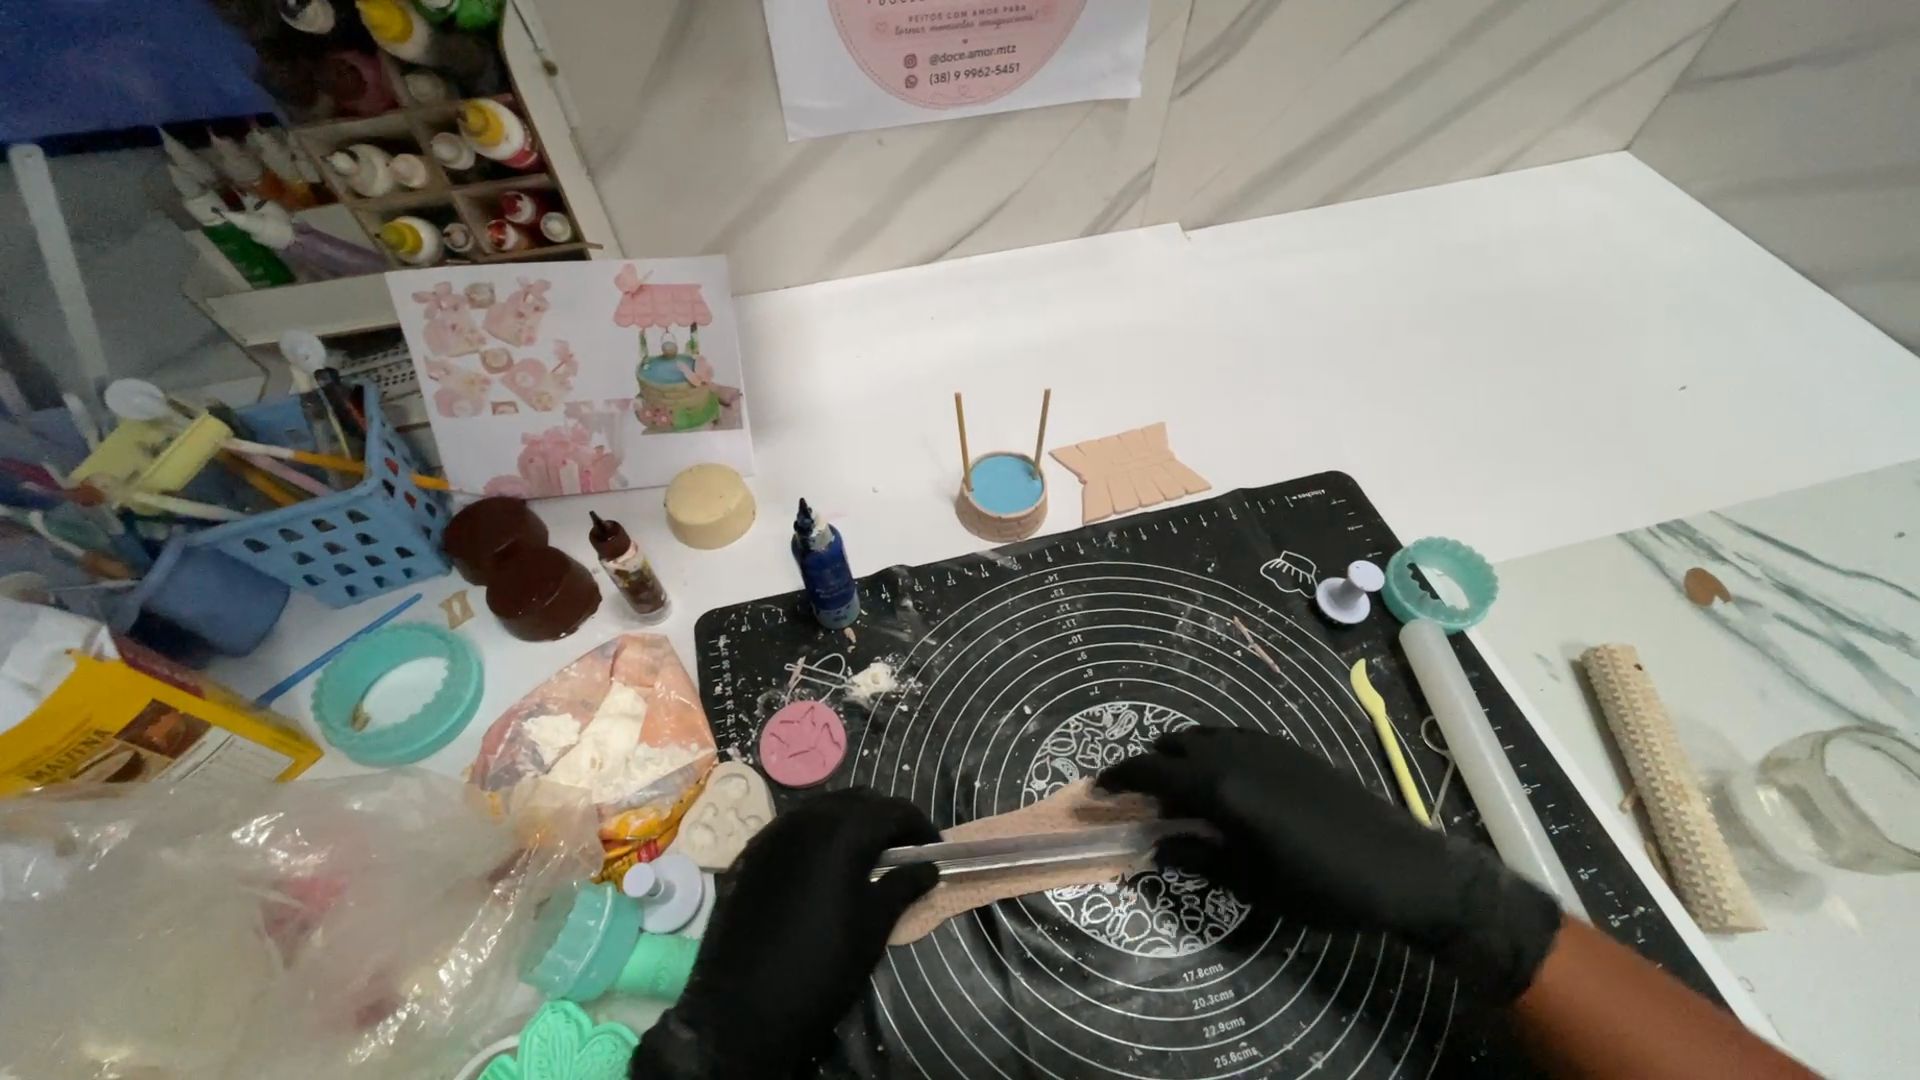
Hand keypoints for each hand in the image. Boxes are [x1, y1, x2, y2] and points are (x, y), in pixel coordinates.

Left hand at [631, 788, 938, 1079]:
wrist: (743, 1008)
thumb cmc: (822, 964)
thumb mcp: (874, 925)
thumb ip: (904, 886)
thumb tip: (928, 868)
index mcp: (844, 831)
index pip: (894, 810)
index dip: (920, 825)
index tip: (934, 848)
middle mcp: (808, 818)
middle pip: (859, 801)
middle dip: (885, 819)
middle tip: (902, 850)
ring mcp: (775, 831)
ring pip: (824, 808)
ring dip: (851, 823)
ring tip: (865, 857)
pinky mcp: (753, 851)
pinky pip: (795, 827)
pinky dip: (819, 835)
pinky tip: (825, 867)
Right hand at [1099, 728, 1561, 1003]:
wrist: (1403, 867)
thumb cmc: (1323, 886)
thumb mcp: (1253, 884)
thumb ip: (1198, 859)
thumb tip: (1158, 846)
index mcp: (1220, 789)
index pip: (1151, 772)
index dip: (1118, 778)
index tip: (1097, 788)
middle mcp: (1234, 755)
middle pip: (1171, 746)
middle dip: (1147, 767)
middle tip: (1140, 798)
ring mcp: (1263, 745)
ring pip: (1201, 735)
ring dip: (1178, 754)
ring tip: (1178, 786)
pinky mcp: (1288, 746)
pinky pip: (1231, 735)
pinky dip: (1210, 748)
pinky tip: (1224, 777)